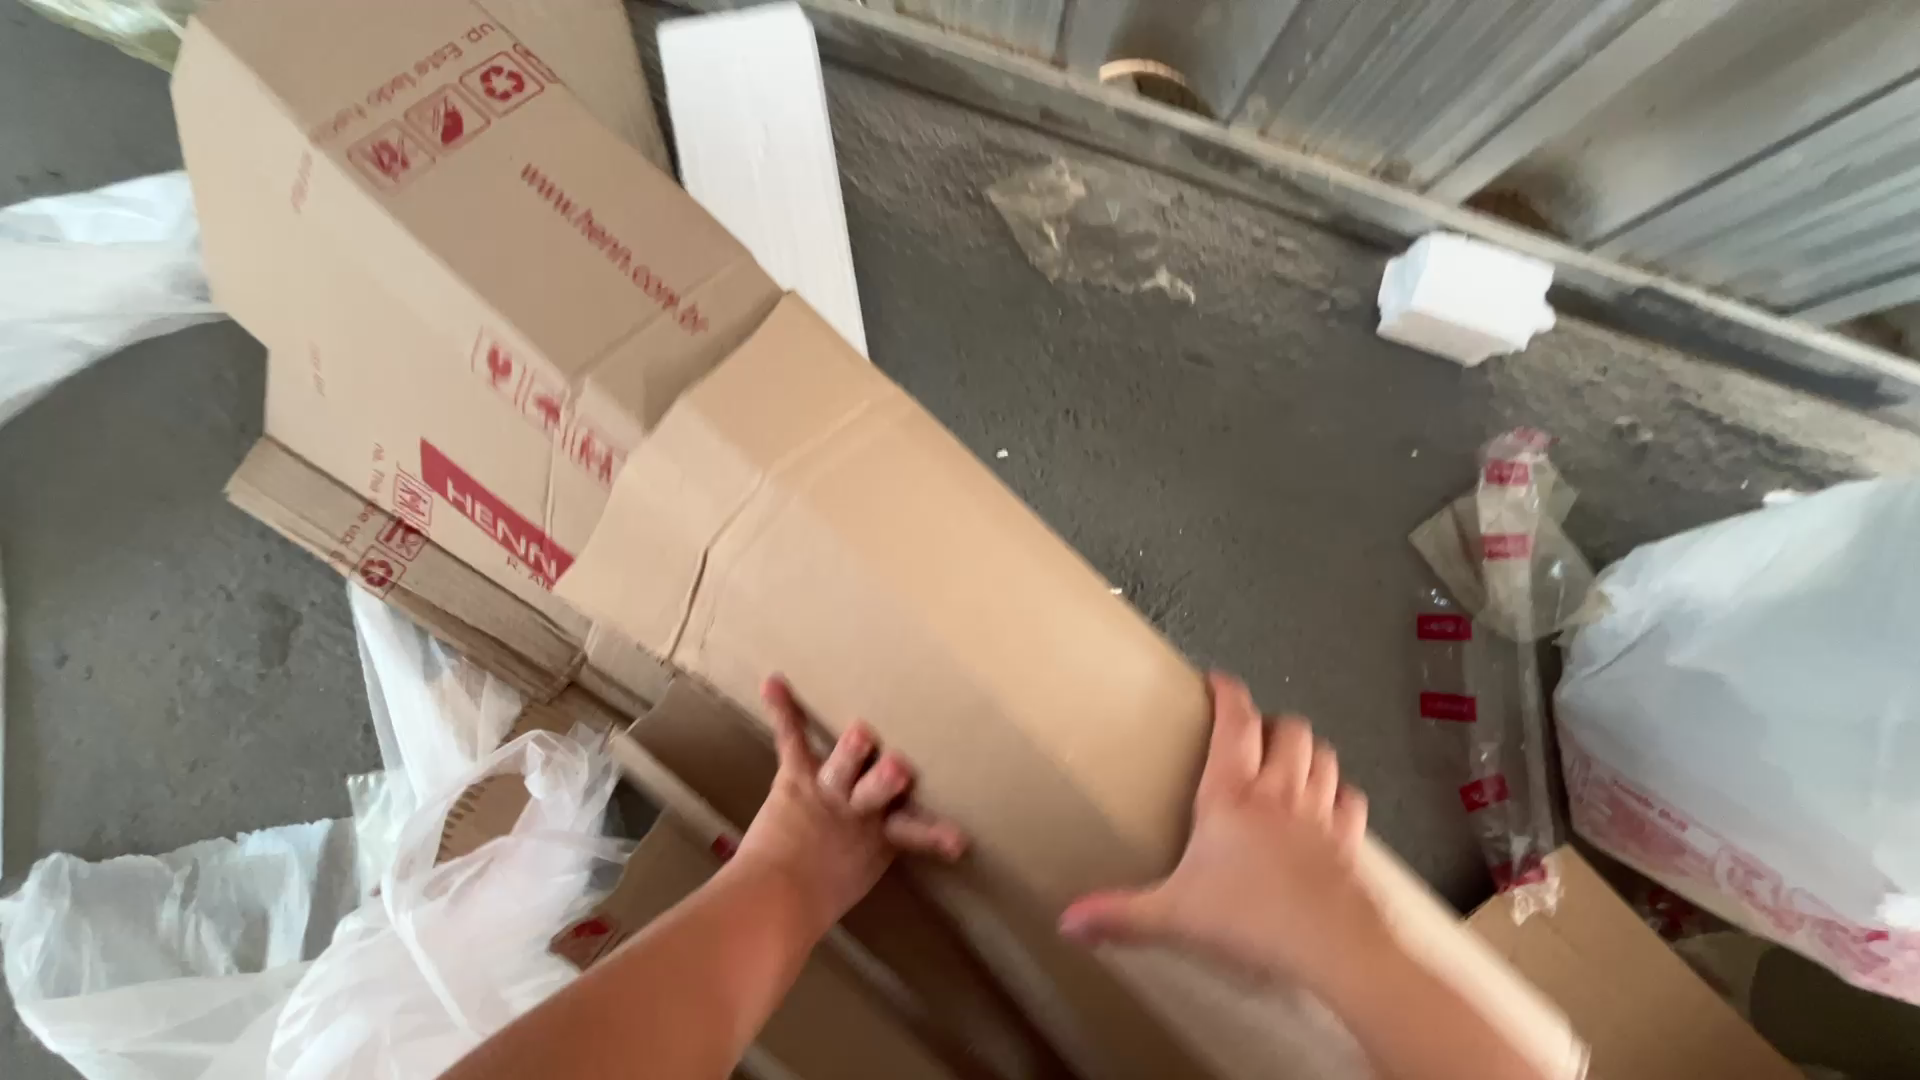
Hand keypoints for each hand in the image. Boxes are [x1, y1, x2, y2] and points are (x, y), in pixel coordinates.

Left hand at [731, 675, 967, 936]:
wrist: (768, 900)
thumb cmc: (814, 898)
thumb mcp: (859, 875)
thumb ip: (881, 849)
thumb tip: (914, 847)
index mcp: (882, 834)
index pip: (916, 828)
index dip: (937, 834)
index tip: (957, 840)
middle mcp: (860, 807)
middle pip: (880, 788)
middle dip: (889, 778)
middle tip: (898, 770)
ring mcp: (828, 789)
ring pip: (845, 763)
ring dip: (852, 750)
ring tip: (859, 735)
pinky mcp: (796, 778)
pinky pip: (793, 739)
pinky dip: (784, 710)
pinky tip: (773, 681)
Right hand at [1058, 672, 1387, 993]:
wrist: (1336, 952)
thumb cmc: (1253, 920)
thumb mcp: (1175, 915)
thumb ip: (1120, 914)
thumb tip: (1069, 920)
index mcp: (1232, 795)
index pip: (1235, 722)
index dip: (1227, 692)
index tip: (1217, 680)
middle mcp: (1280, 794)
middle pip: (1288, 730)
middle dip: (1270, 722)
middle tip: (1252, 731)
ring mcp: (1321, 815)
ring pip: (1323, 756)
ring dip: (1306, 750)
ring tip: (1288, 758)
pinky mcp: (1350, 844)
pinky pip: (1351, 801)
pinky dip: (1339, 793)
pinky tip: (1328, 804)